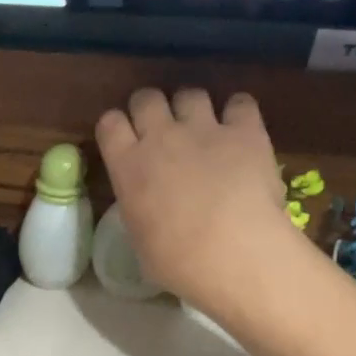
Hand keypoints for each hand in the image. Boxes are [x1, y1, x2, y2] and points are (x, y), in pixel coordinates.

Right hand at [96, 88, 297, 311]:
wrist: (232, 251)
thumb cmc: (176, 261)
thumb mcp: (140, 239)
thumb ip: (139, 208)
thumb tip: (149, 205)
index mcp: (128, 167)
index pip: (109, 124)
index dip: (116, 128)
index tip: (124, 141)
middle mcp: (161, 137)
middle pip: (146, 98)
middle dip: (150, 109)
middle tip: (161, 132)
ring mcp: (204, 128)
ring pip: (190, 93)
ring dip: (191, 108)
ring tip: (201, 129)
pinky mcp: (245, 129)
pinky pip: (238, 102)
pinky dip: (237, 112)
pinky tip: (239, 130)